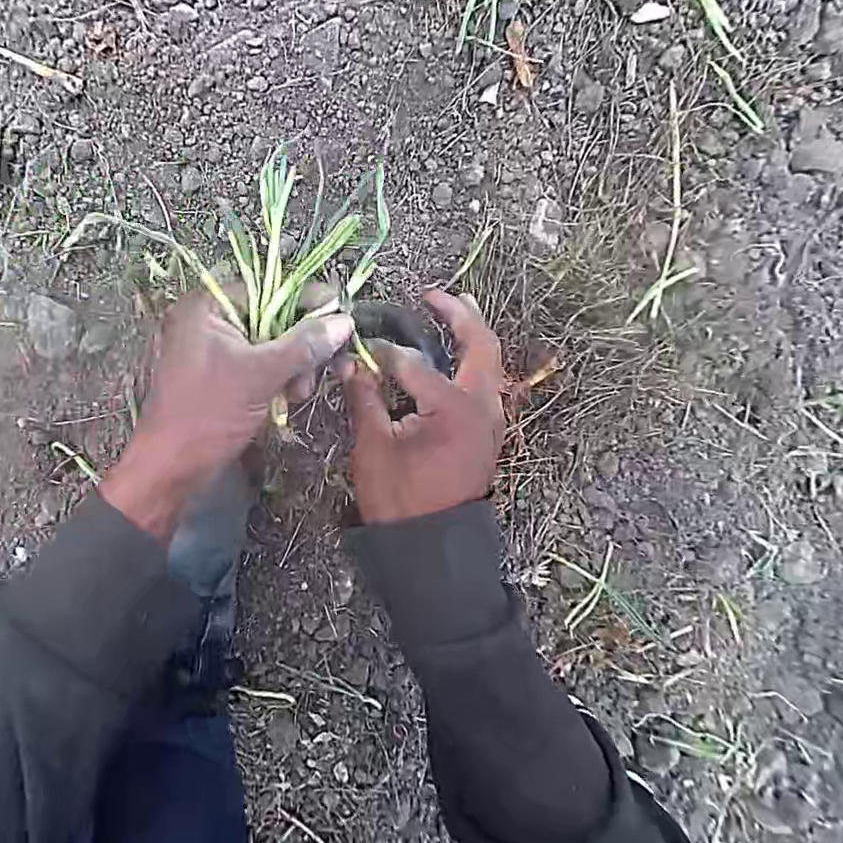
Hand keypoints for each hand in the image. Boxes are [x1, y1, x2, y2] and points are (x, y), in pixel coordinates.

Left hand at [102, 291, 353, 539]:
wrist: (171, 468)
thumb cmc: (206, 415)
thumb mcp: (261, 374)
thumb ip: (304, 345)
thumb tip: (343, 321)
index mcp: (209, 307)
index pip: (270, 289)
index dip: (308, 300)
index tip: (342, 311)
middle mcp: (211, 320)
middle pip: (275, 316)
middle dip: (302, 344)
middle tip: (322, 366)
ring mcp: (217, 349)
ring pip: (274, 344)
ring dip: (295, 366)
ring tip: (299, 392)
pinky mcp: (224, 374)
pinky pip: (263, 364)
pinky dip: (281, 378)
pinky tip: (289, 397)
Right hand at [342, 290, 503, 523]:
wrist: (434, 547)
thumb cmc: (401, 500)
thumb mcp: (374, 447)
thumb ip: (364, 399)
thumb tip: (351, 364)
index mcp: (453, 407)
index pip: (411, 363)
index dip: (381, 355)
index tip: (360, 352)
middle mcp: (482, 406)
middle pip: (481, 344)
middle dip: (460, 314)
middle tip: (434, 295)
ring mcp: (492, 418)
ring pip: (491, 361)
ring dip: (474, 333)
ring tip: (456, 308)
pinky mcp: (488, 430)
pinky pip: (487, 382)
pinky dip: (475, 359)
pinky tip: (457, 353)